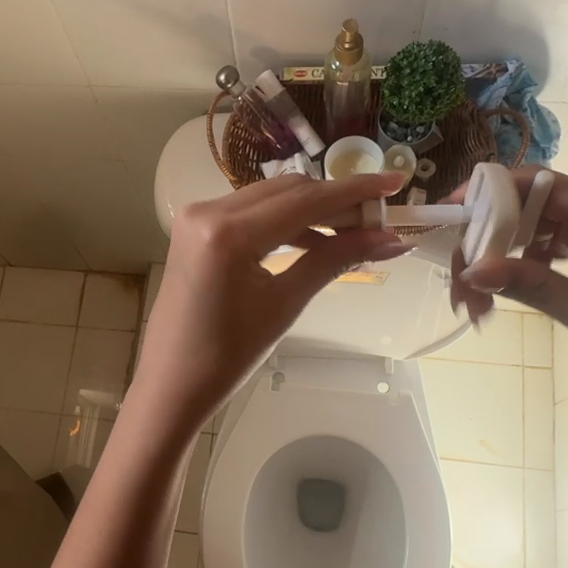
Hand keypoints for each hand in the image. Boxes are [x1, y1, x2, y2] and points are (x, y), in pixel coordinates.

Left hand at [136, 172, 411, 423]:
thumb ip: (335, 260)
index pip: (305, 200)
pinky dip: (283, 221)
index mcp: (228, 233)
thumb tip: (391, 240)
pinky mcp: (195, 228)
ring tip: (354, 231)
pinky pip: (249, 212)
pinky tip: (315, 239)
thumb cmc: (227, 356)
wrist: (171, 383)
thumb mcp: (285, 304)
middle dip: (336, 201)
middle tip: (380, 218)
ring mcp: (197, 216)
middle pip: (288, 190)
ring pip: (269, 197)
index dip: (355, 190)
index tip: (396, 184)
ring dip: (312, 210)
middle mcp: (208, 211)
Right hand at [449, 167, 567, 439]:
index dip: (493, 189)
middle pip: (538, 206)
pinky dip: (535, 265)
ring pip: (547, 229)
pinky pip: (565, 246)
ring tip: (480, 295)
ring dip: (510, 256)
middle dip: (493, 237)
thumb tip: (471, 270)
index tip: (452, 209)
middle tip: (460, 276)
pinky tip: (513, 290)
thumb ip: (533, 287)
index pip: (543, 183)